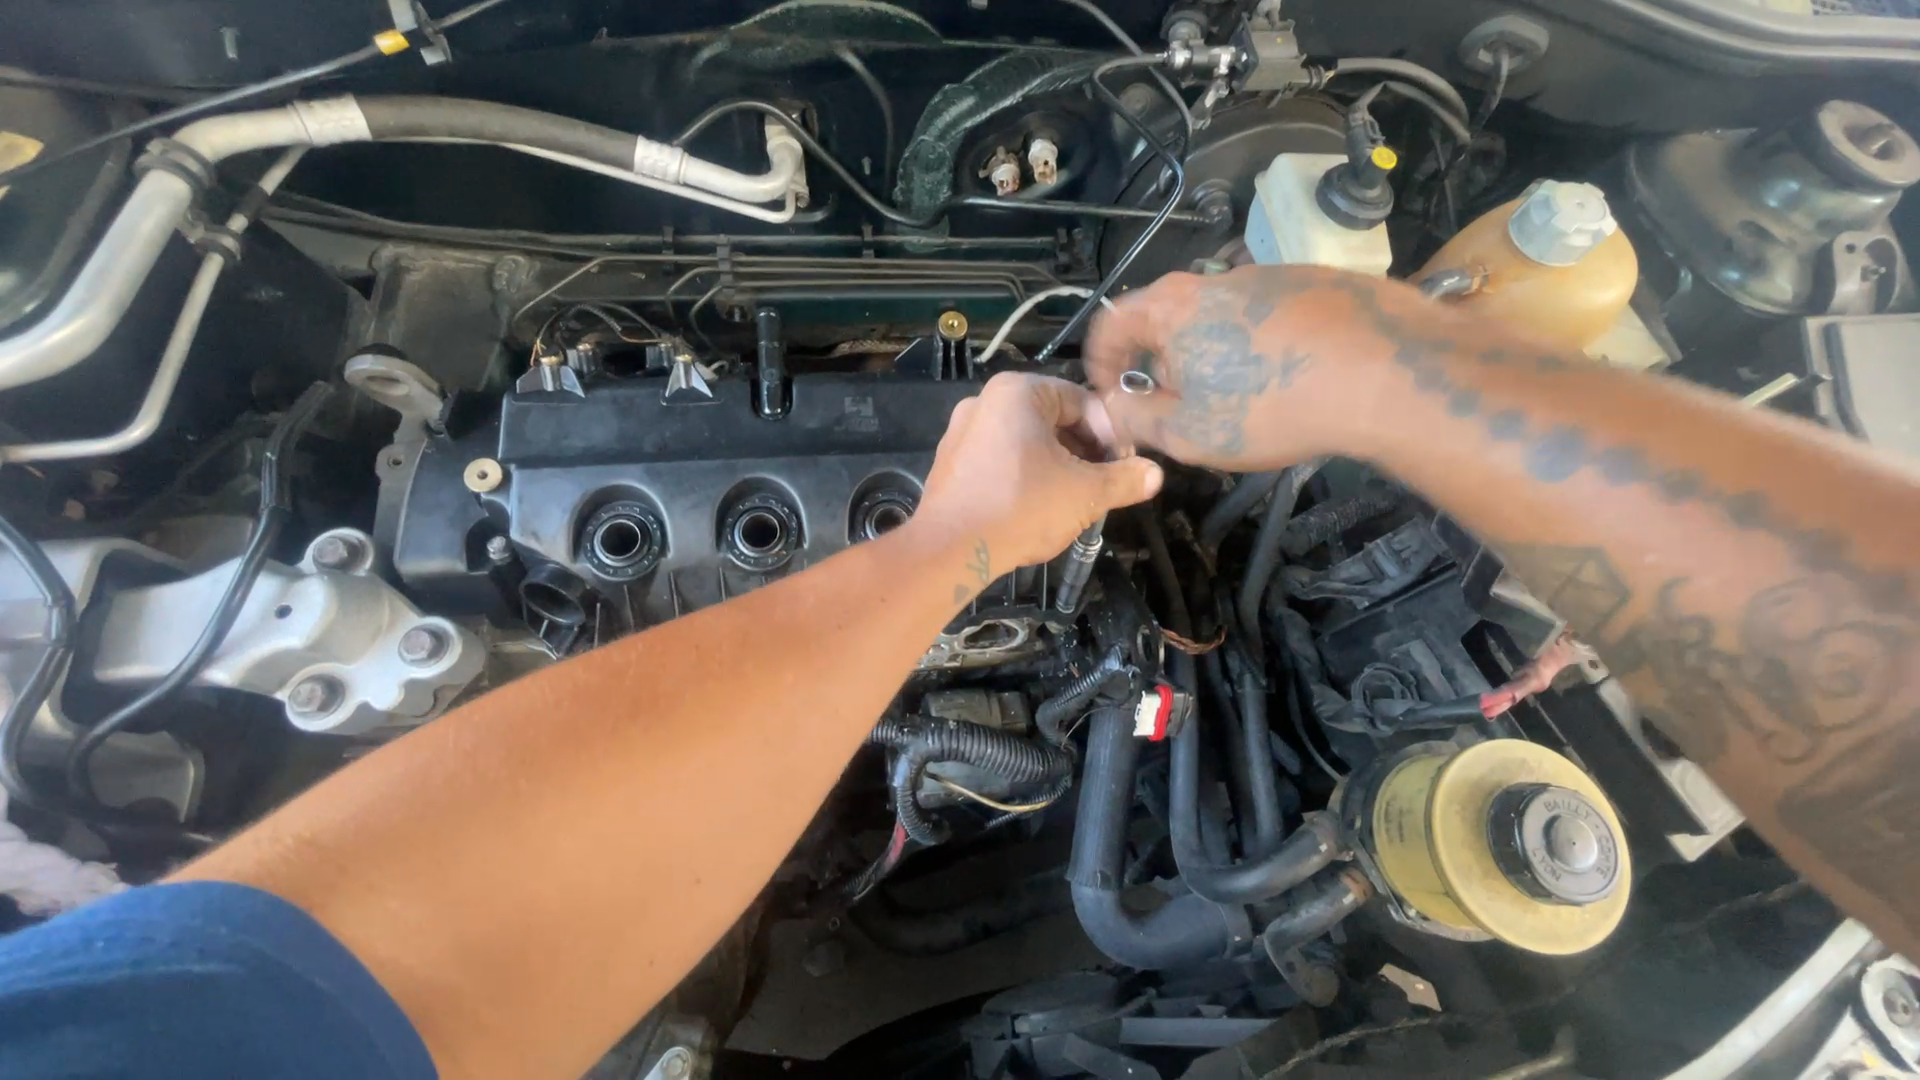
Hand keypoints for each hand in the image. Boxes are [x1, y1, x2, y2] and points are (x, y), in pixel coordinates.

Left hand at [913, 373, 1162, 578]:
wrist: (950, 550)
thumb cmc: (1022, 508)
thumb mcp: (1084, 494)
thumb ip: (1124, 480)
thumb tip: (1155, 474)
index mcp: (1018, 392)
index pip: (1083, 402)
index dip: (1112, 435)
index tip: (1125, 468)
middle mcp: (985, 401)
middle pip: (1053, 420)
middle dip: (1084, 451)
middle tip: (1104, 485)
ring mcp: (961, 432)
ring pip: (1027, 442)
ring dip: (1057, 466)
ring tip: (1074, 500)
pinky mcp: (950, 464)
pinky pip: (999, 460)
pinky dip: (1024, 476)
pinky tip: (1035, 508)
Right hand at [1083, 265, 1406, 470]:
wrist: (1391, 373)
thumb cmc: (1272, 407)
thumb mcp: (1187, 433)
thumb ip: (1134, 418)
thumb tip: (1111, 407)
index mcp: (1171, 309)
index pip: (1109, 324)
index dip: (1100, 366)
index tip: (1115, 399)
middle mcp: (1214, 280)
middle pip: (1163, 319)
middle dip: (1158, 365)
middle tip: (1176, 408)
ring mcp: (1269, 274)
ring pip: (1216, 317)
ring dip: (1209, 356)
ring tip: (1239, 399)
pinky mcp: (1315, 281)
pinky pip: (1265, 315)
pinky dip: (1257, 346)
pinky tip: (1287, 380)